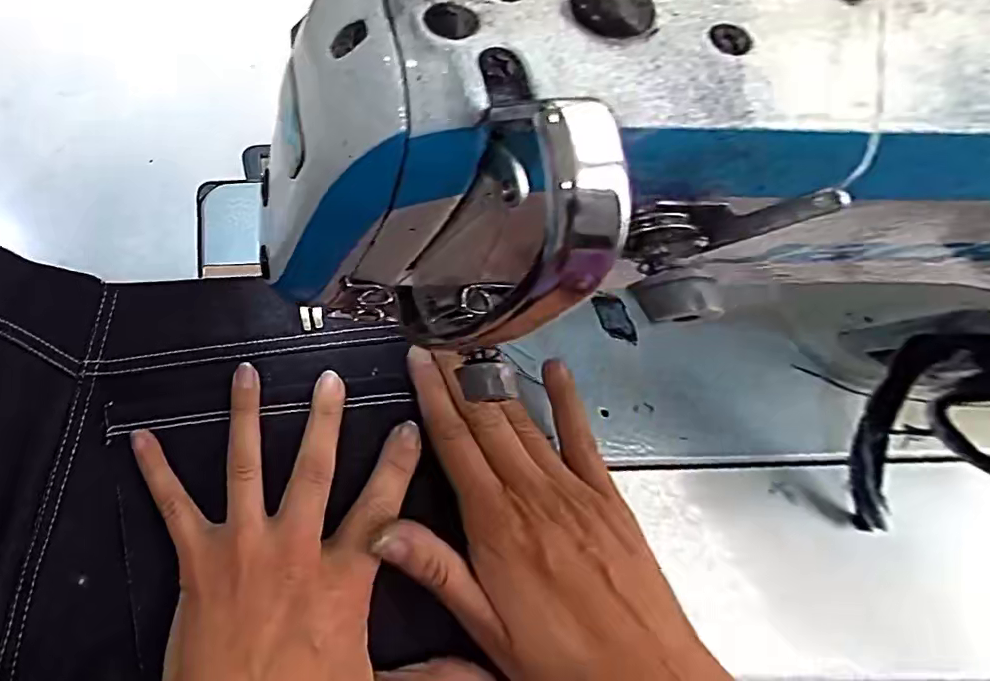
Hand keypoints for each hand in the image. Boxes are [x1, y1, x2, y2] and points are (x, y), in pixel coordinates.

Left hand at [133, 362, 435, 680]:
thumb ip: (422, 675)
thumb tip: (473, 671)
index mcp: (338, 579)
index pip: (379, 509)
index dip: (396, 466)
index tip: (406, 427)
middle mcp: (292, 550)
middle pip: (313, 470)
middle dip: (324, 420)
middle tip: (329, 380)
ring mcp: (242, 548)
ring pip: (246, 466)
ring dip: (246, 415)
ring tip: (247, 375)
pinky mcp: (198, 561)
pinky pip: (173, 506)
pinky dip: (156, 471)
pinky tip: (143, 440)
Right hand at [372, 347, 731, 680]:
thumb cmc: (567, 664)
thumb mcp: (489, 629)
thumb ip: (437, 570)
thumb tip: (383, 532)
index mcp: (497, 523)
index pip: (454, 440)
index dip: (433, 394)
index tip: (419, 362)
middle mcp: (532, 494)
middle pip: (484, 419)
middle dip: (457, 374)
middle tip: (439, 340)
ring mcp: (571, 489)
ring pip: (522, 420)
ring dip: (494, 379)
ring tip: (475, 348)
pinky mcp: (606, 495)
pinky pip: (580, 436)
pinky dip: (566, 399)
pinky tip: (555, 370)